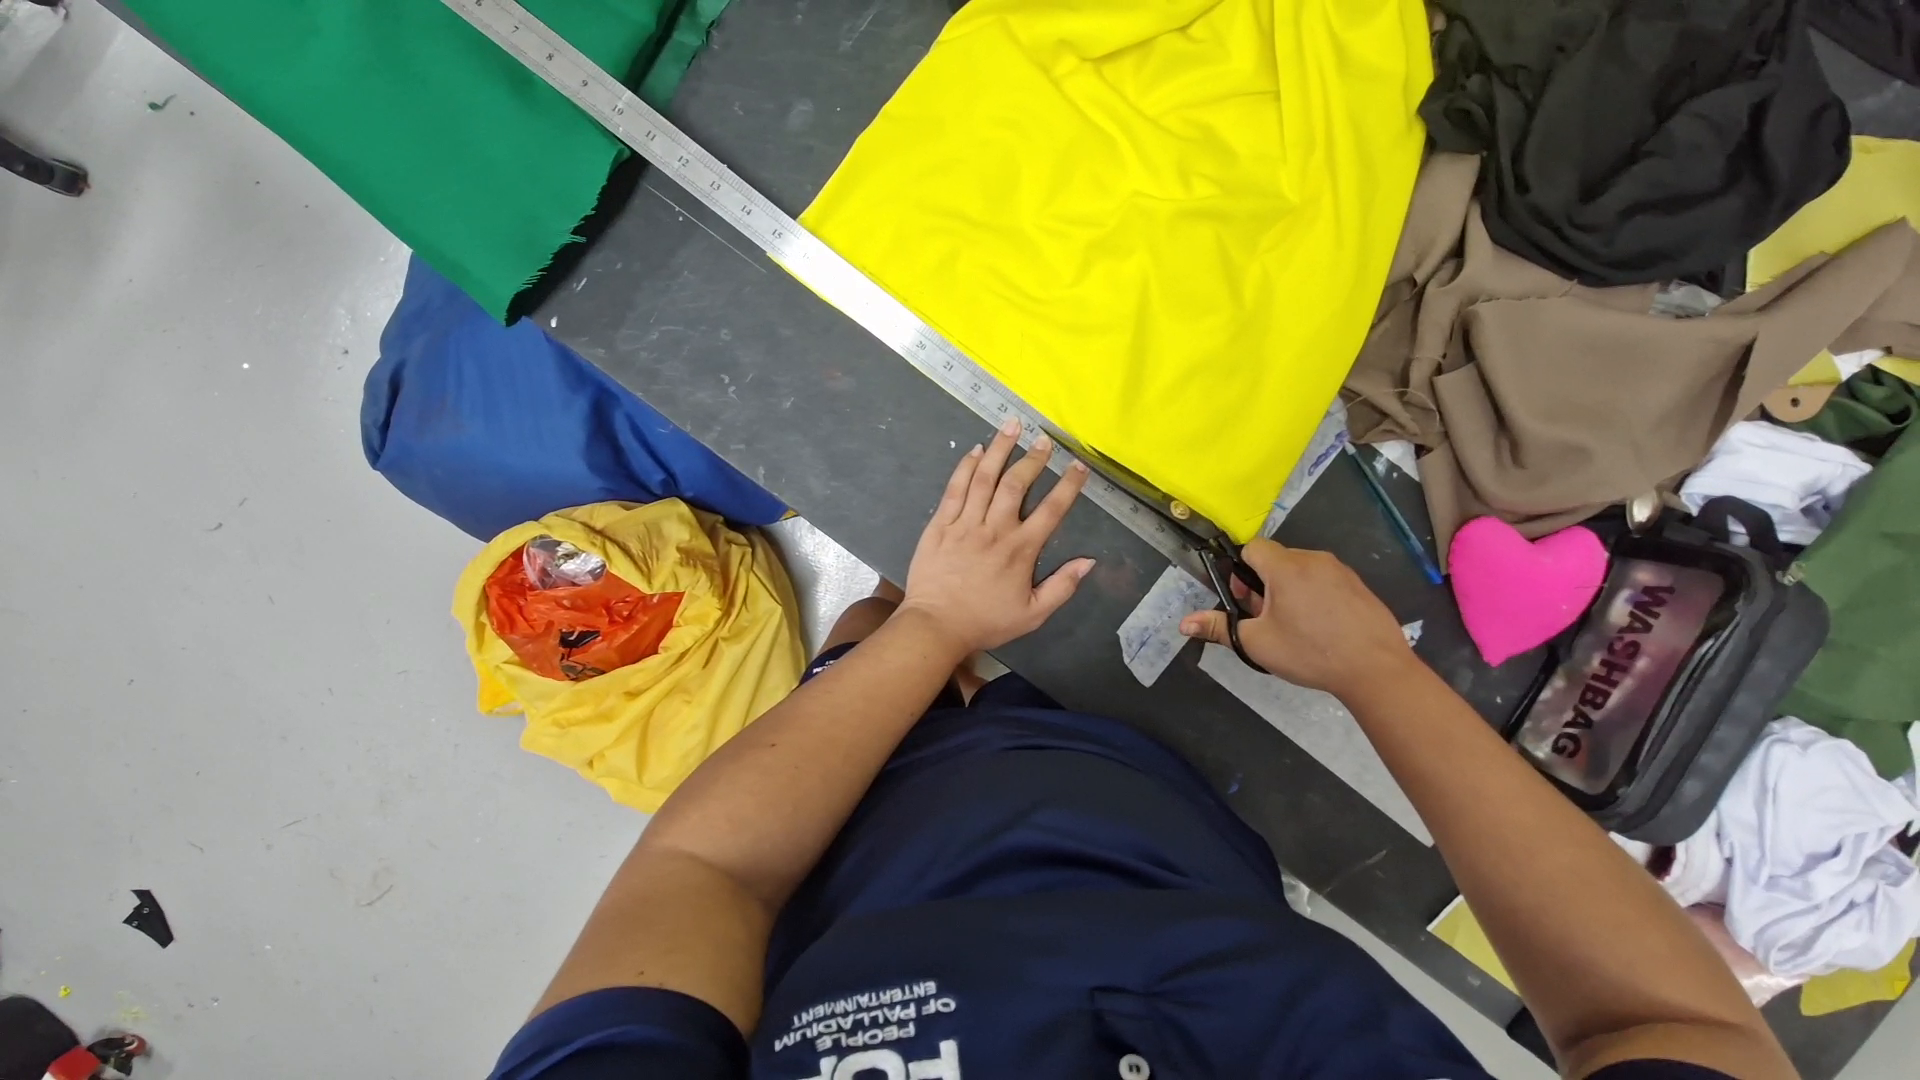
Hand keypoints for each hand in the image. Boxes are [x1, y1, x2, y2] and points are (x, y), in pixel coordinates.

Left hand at [899, 419, 1094, 655]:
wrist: (936, 625)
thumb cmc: (986, 621)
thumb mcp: (1033, 614)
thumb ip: (1063, 587)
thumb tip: (1089, 561)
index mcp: (1021, 550)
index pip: (1051, 510)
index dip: (1068, 486)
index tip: (1079, 466)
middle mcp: (995, 529)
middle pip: (1017, 484)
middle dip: (1033, 458)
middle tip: (1044, 440)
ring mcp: (965, 523)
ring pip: (985, 478)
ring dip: (1000, 449)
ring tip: (1012, 426)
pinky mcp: (940, 524)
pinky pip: (955, 488)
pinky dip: (966, 466)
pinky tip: (976, 449)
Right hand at [1180, 538, 1414, 698]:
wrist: (1375, 669)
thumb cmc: (1310, 652)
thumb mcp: (1257, 643)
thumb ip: (1219, 628)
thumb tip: (1184, 624)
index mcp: (1286, 567)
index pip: (1253, 547)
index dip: (1242, 570)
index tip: (1246, 599)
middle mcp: (1314, 560)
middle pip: (1277, 560)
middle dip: (1265, 583)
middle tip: (1268, 619)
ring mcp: (1341, 571)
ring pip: (1302, 570)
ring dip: (1290, 589)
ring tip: (1296, 626)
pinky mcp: (1360, 586)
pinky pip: (1326, 581)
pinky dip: (1316, 596)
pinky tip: (1322, 629)